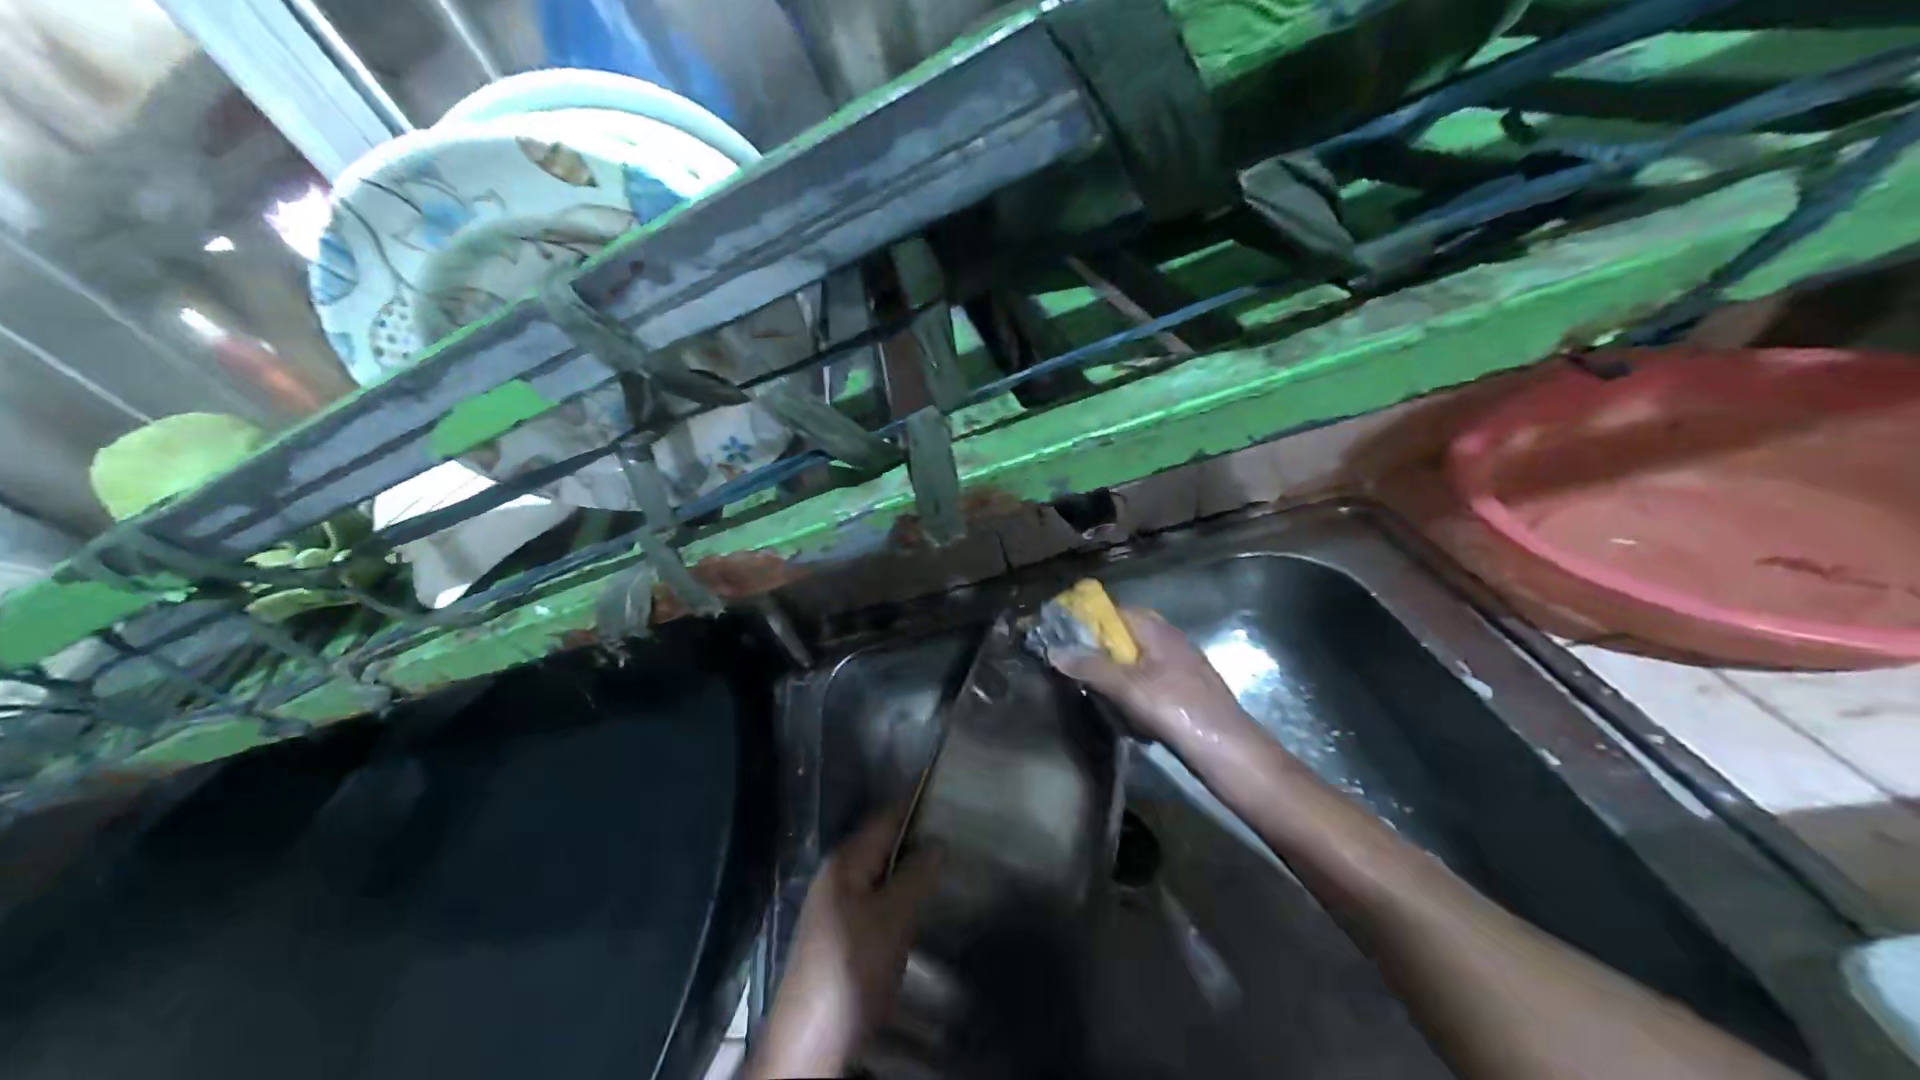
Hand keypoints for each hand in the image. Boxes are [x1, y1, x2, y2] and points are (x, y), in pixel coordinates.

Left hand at [749, 807, 941, 1078]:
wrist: (809, 1039)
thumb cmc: (852, 967)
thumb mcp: (892, 918)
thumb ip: (916, 875)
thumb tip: (937, 841)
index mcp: (845, 862)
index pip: (885, 818)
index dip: (916, 804)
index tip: (949, 792)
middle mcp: (837, 876)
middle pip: (882, 844)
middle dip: (917, 837)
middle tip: (959, 832)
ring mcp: (836, 906)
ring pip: (881, 874)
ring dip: (910, 868)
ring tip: (949, 863)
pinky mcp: (841, 934)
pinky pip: (877, 899)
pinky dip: (900, 895)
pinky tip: (921, 904)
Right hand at [1048, 607, 1249, 748]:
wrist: (1226, 747)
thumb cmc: (1174, 707)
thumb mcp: (1125, 686)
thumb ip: (1089, 667)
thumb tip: (1054, 651)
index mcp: (1157, 629)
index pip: (1115, 611)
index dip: (1089, 620)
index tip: (1065, 636)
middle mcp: (1171, 639)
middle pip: (1127, 636)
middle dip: (1102, 651)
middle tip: (1079, 668)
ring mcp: (1183, 665)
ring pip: (1139, 661)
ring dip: (1118, 674)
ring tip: (1100, 692)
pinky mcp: (1188, 690)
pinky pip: (1152, 681)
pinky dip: (1135, 691)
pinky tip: (1129, 712)